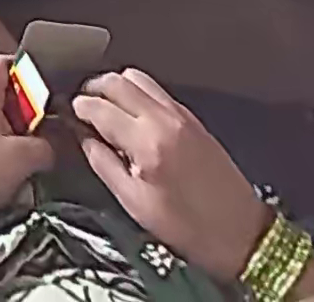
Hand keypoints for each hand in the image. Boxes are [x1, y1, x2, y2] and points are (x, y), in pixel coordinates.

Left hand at [0, 55, 57, 219]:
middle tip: (53, 118)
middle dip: (32, 103)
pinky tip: (27, 157)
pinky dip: (14, 138)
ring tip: (44, 141)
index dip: (28, 67)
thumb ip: (47, 144)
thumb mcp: (23, 156)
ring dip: (25, 125)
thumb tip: (56, 142)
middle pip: (9, 87)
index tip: (49, 82)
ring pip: (7, 111)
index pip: (5, 61)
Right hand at [73, 69, 269, 281]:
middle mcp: (162, 119)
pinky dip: (135, 91)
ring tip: (106, 106)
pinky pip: (154, 88)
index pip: (97, 106)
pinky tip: (131, 112)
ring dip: (114, 85)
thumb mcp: (134, 203)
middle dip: (91, 89)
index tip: (68, 115)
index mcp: (146, 143)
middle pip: (114, 81)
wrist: (245, 237)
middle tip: (82, 106)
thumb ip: (101, 162)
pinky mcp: (190, 116)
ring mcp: (179, 114)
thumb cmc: (188, 228)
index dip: (76, 108)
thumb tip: (80, 135)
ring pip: (134, 76)